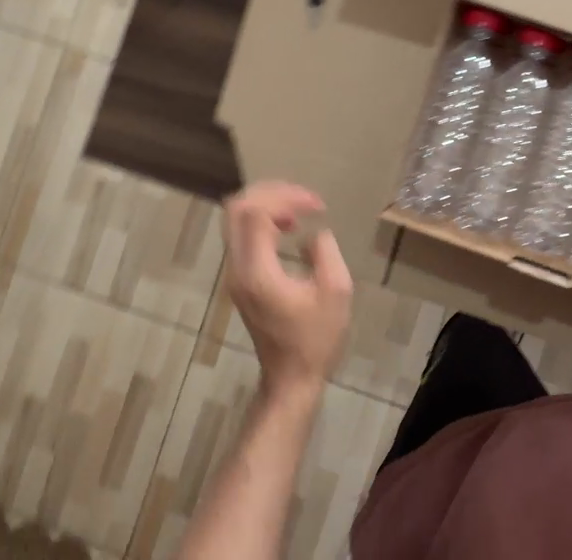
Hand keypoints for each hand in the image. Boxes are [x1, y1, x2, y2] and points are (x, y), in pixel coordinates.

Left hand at [222, 183, 352, 399]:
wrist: (291, 379)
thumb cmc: (316, 339)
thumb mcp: (336, 291)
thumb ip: (325, 252)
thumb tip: (313, 234)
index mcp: (258, 272)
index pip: (255, 213)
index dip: (286, 198)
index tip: (318, 206)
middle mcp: (238, 269)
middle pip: (236, 209)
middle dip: (272, 193)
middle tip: (305, 199)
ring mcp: (235, 275)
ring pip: (236, 220)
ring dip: (267, 205)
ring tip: (300, 211)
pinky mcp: (240, 280)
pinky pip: (243, 235)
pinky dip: (264, 221)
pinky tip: (289, 229)